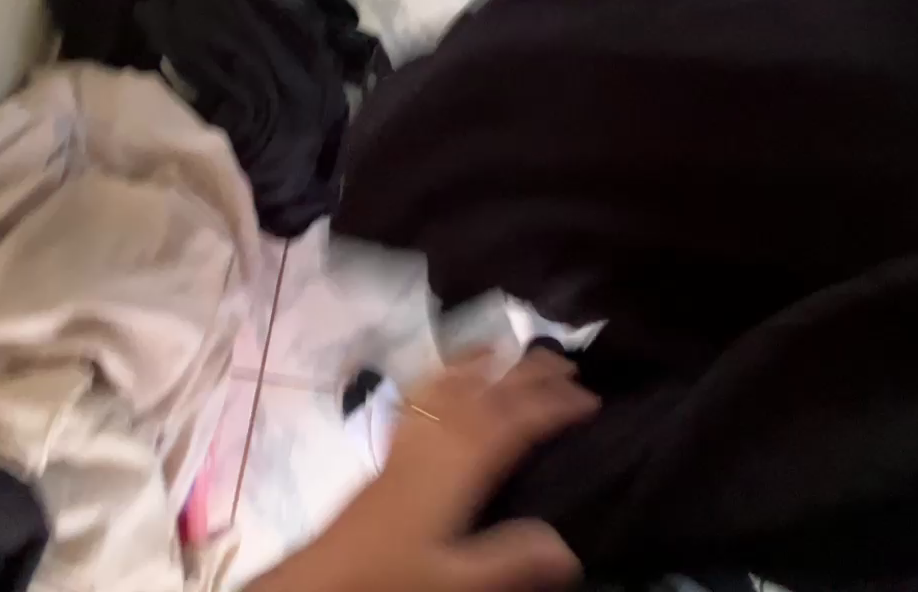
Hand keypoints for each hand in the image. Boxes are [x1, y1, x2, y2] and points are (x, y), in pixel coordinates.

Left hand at [250, 350, 599, 591]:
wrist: (327, 575)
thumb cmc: (393, 574)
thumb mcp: (456, 580)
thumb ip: (511, 560)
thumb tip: (570, 547)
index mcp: (461, 462)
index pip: (517, 419)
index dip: (556, 404)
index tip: (591, 398)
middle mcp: (441, 433)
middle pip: (492, 388)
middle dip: (532, 371)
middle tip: (570, 364)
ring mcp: (416, 430)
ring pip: (461, 378)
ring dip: (496, 360)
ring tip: (523, 349)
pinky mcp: (398, 436)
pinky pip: (429, 386)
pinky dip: (452, 365)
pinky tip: (460, 363)